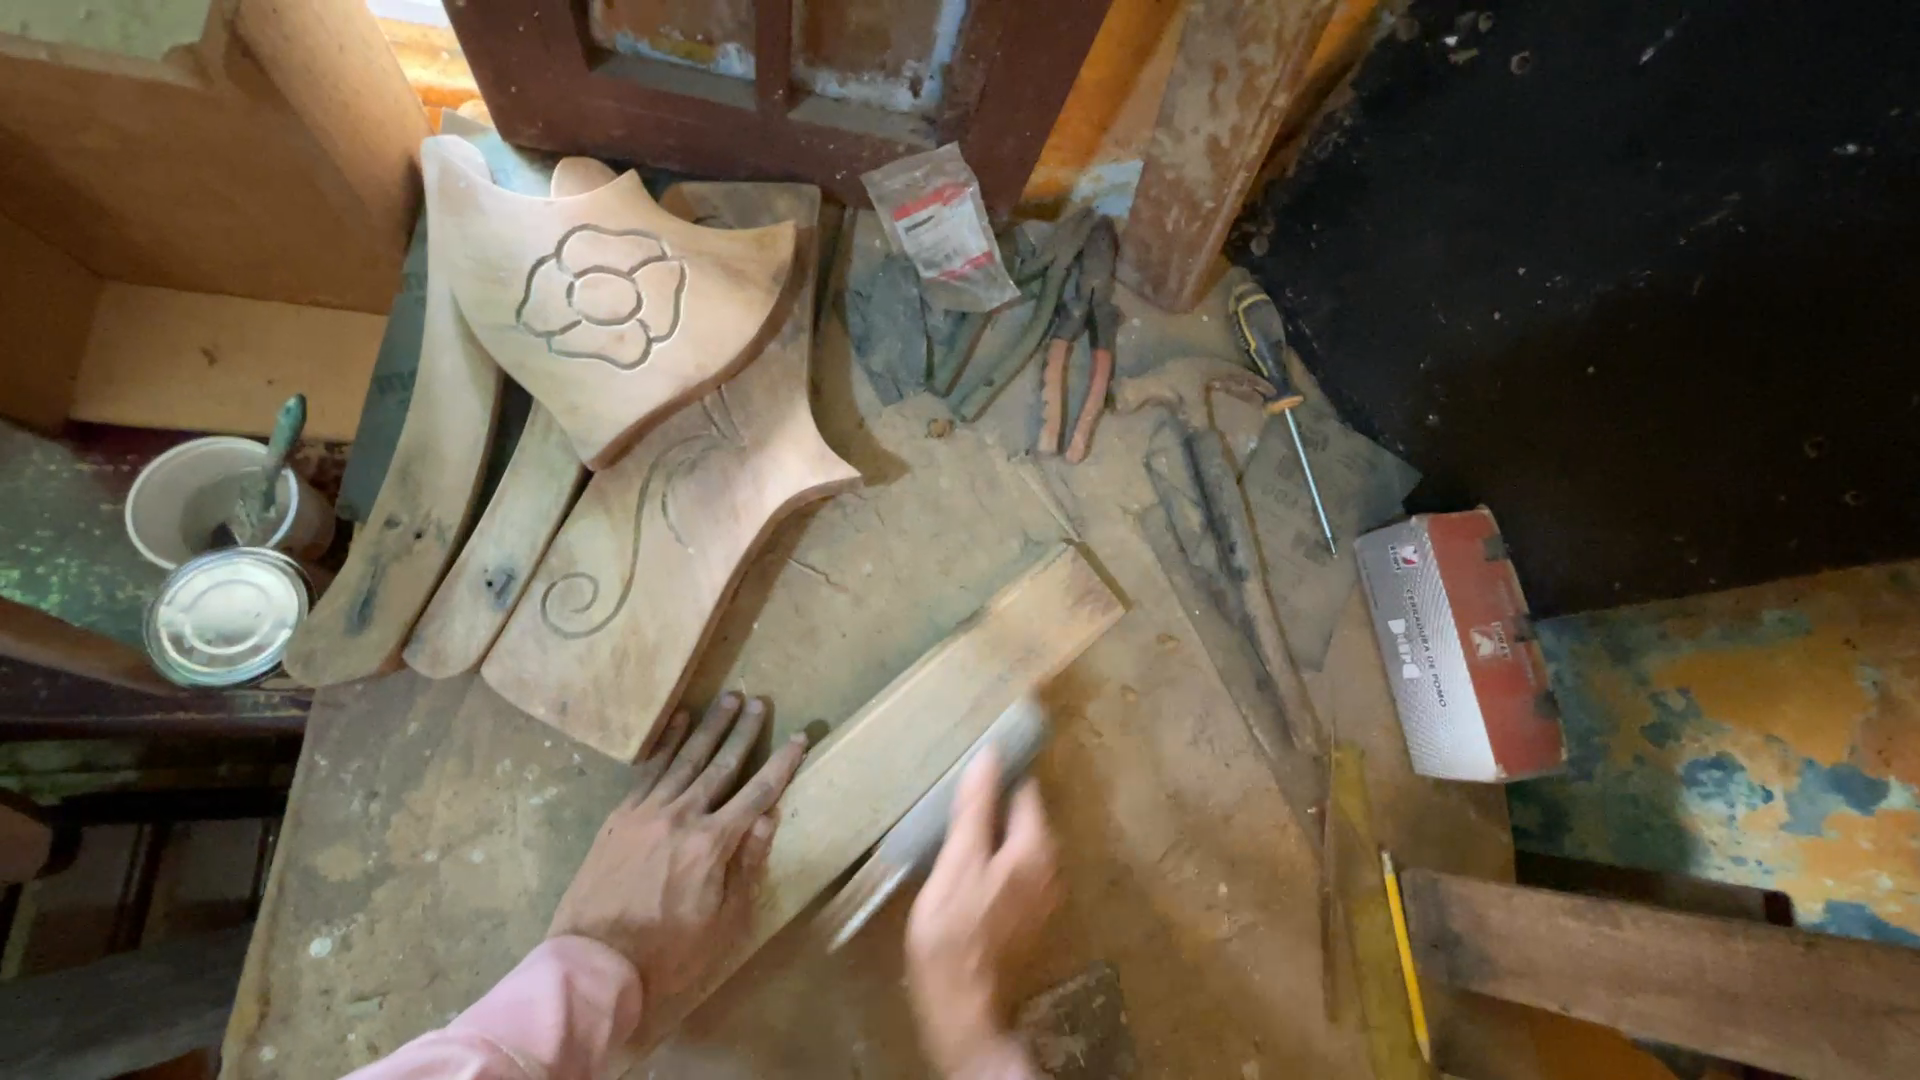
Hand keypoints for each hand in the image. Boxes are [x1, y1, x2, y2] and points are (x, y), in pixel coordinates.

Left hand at [548, 693, 807, 1004]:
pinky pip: (649, 770)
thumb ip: (746, 863)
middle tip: (760, 700)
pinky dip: (666, 743)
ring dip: (710, 726)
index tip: (799, 738)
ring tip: (728, 698)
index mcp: (712, 843)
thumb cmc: (668, 951)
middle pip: (722, 764)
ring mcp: (647, 812)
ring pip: (686, 758)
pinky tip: (678, 722)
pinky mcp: (620, 817)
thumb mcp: (722, 920)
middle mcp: (682, 816)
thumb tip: (769, 815)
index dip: (782, 764)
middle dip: (744, 730)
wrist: (592, 965)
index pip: (758, 793)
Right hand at [905, 749, 1061, 1076]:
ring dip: (994, 834)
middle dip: (996, 805)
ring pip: (1020, 846)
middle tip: (956, 800)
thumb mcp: (957, 862)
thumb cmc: (954, 932)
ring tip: (957, 830)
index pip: (1026, 790)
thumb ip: (975, 809)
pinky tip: (968, 868)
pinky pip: (1016, 871)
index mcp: (1037, 848)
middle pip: (1025, 818)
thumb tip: (990, 756)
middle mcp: (1052, 868)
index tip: (970, 769)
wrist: (963, 1010)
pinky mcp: (1031, 918)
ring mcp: (1045, 896)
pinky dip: (997, 861)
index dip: (999, 776)